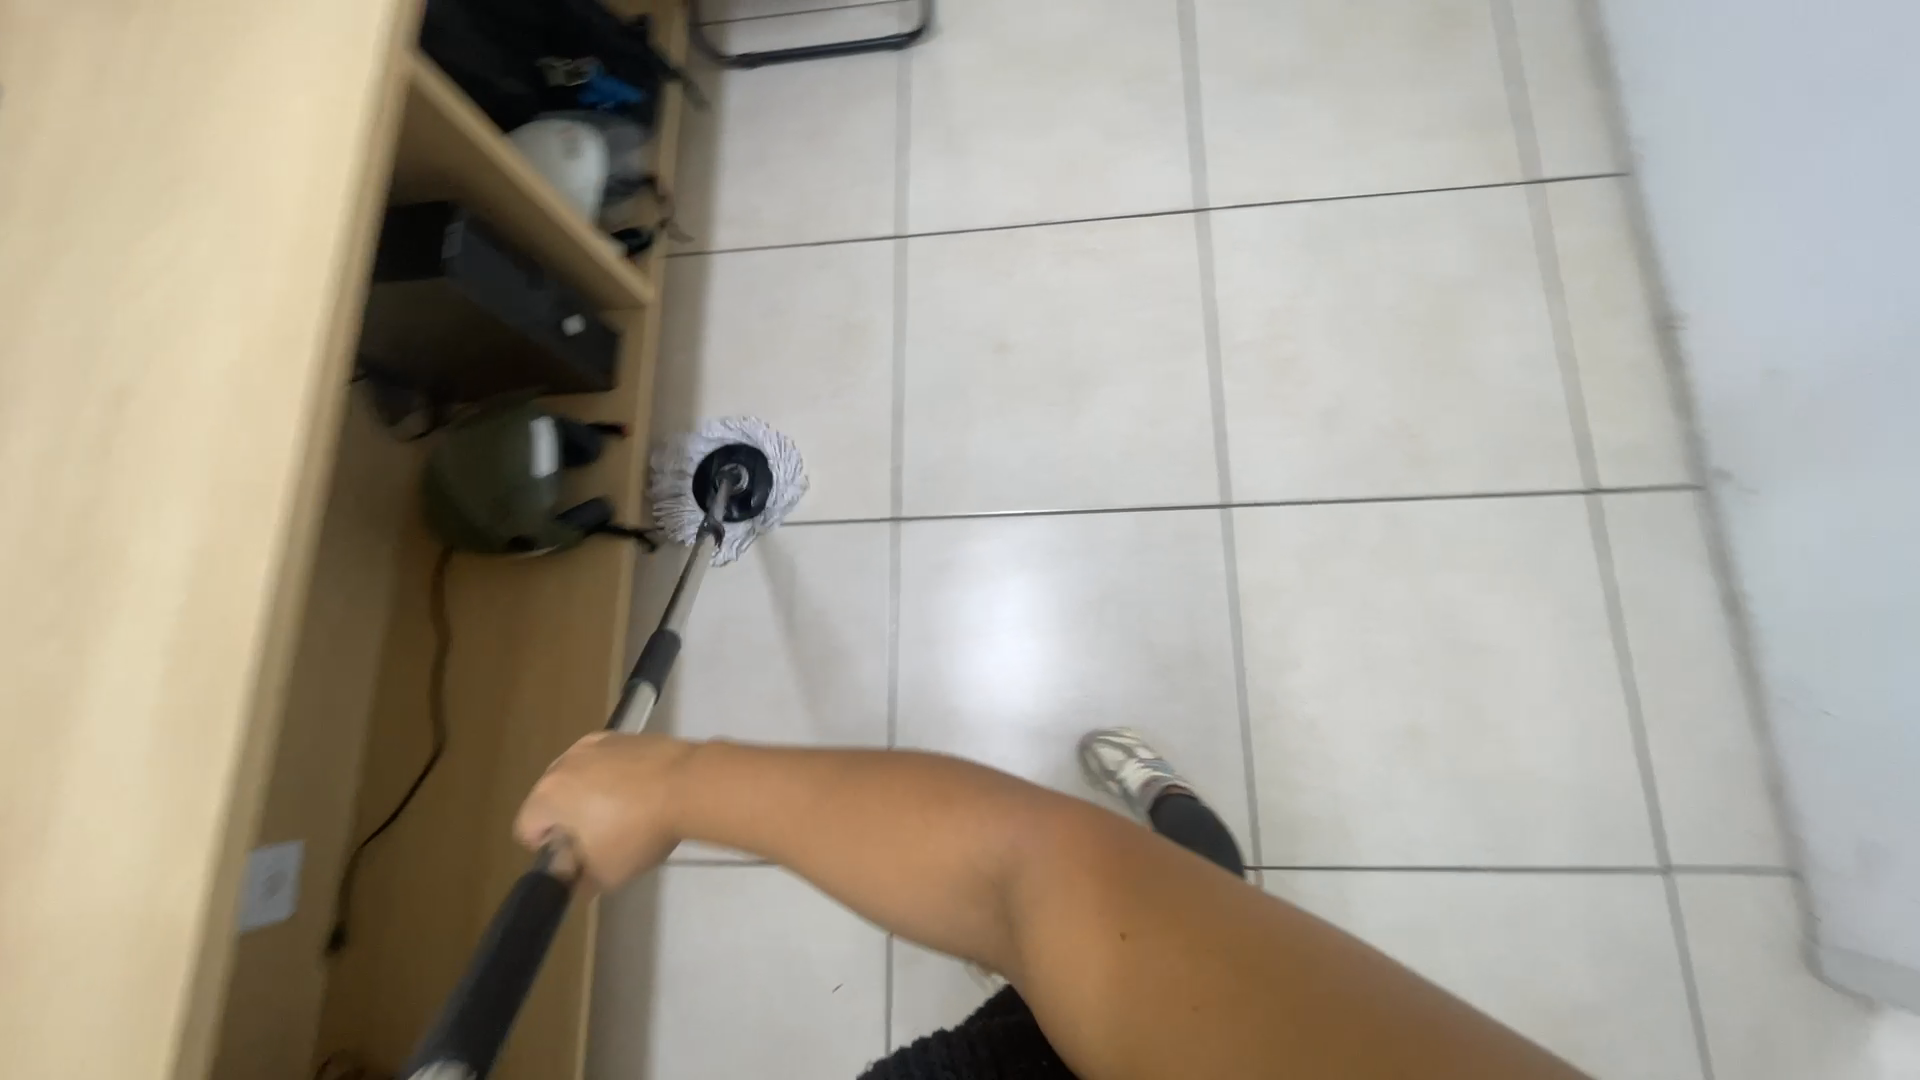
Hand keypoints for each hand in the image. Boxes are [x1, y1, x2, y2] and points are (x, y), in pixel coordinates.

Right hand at [514, 732, 698, 890]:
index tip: (577, 857)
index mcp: (548, 794)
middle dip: (570, 818)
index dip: (549, 849)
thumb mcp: (605, 874)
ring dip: (593, 793)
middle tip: (602, 836)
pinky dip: (618, 774)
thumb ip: (580, 882)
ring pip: (581, 775)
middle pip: (552, 797)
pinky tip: (643, 789)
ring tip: (627, 811)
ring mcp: (599, 742)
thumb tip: (578, 881)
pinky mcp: (628, 735)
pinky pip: (610, 760)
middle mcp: (566, 761)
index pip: (527, 829)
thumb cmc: (638, 831)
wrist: (690, 784)